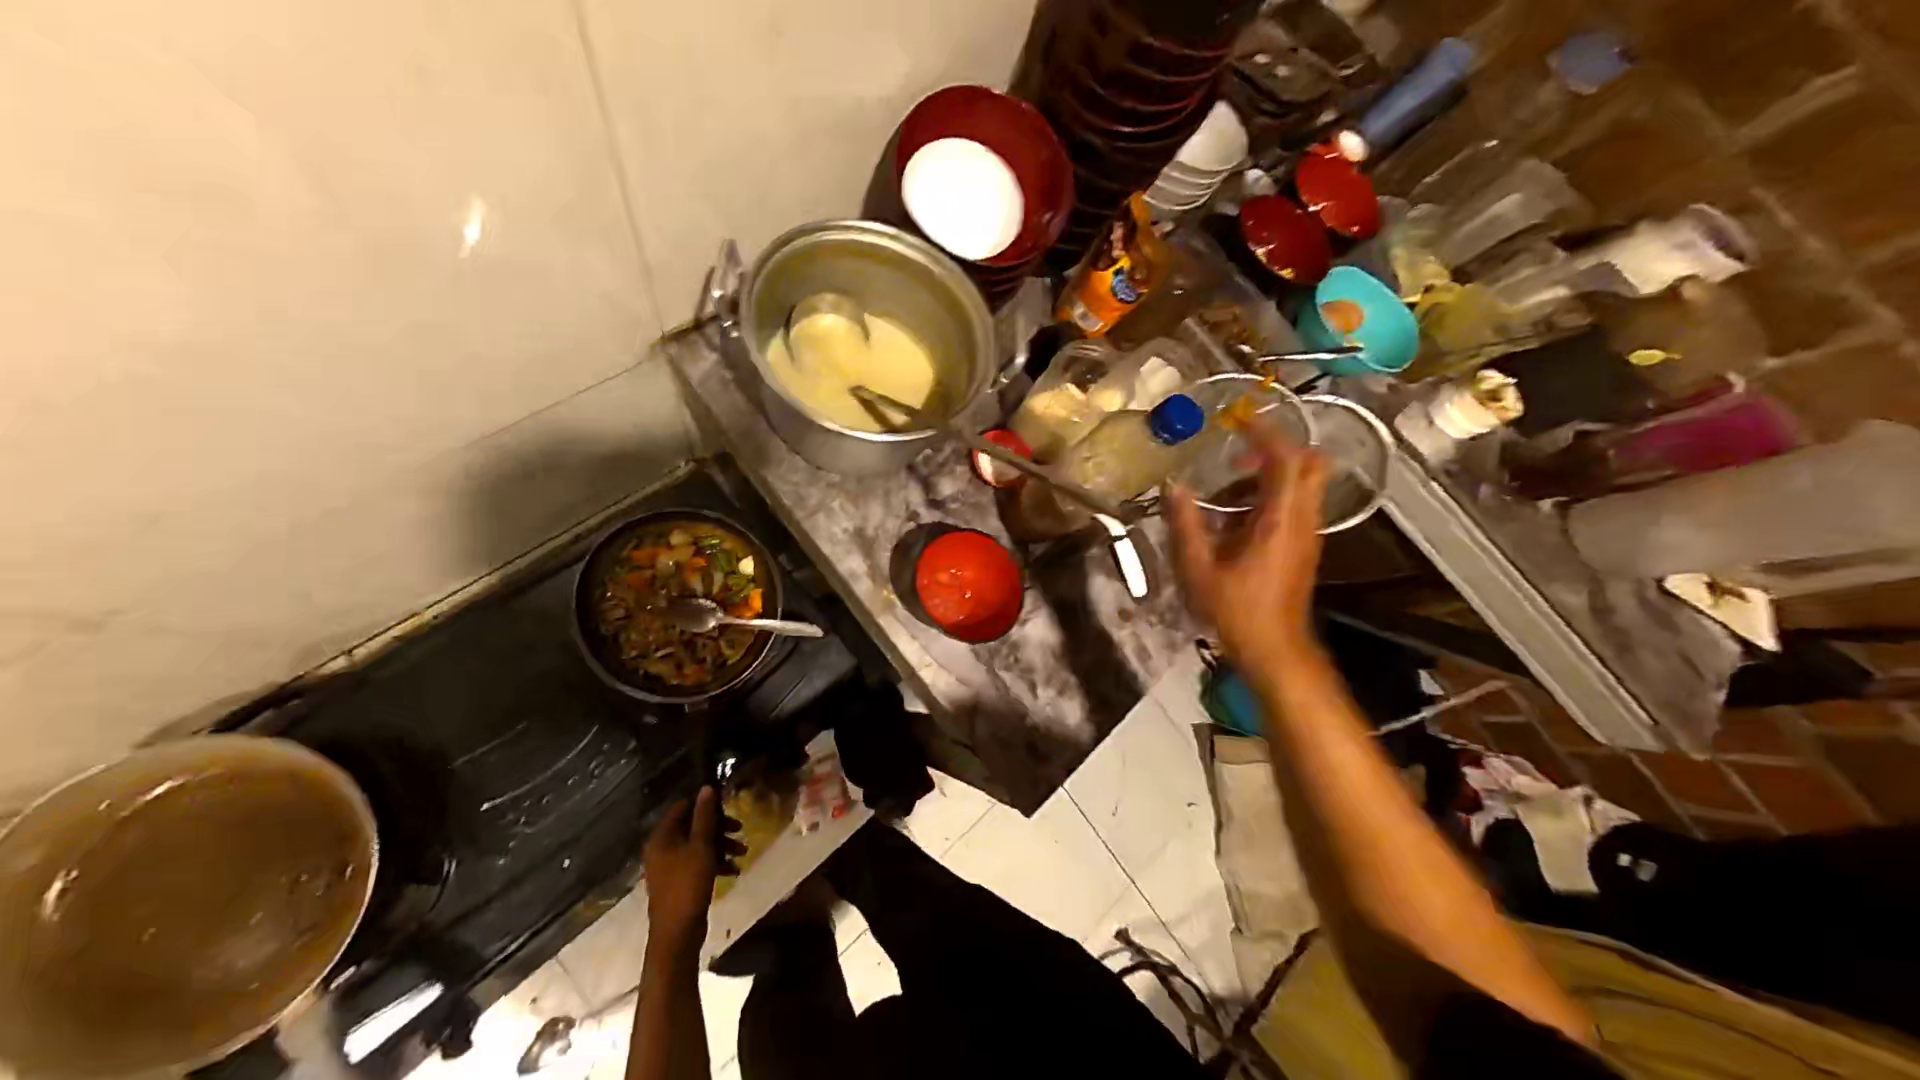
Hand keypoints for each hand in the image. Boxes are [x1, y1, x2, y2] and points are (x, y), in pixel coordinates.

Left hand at [642, 786, 741, 946]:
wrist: (677, 933)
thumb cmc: (688, 885)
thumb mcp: (701, 847)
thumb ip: (705, 817)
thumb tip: (706, 788)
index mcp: (662, 837)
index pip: (682, 807)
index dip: (704, 804)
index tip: (727, 807)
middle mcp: (661, 848)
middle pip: (692, 826)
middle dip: (718, 827)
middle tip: (739, 829)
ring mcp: (669, 866)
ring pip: (697, 845)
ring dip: (720, 845)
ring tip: (742, 852)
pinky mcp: (678, 881)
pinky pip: (697, 863)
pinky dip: (714, 862)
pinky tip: (733, 870)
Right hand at [1170, 421, 1327, 666]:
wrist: (1275, 649)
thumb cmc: (1237, 610)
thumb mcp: (1199, 568)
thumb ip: (1185, 523)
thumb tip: (1173, 487)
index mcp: (1281, 519)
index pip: (1287, 459)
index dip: (1266, 434)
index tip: (1240, 420)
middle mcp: (1303, 519)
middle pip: (1310, 464)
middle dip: (1277, 448)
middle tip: (1238, 451)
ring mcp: (1307, 533)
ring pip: (1302, 483)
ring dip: (1269, 473)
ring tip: (1226, 485)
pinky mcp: (1302, 545)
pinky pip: (1294, 504)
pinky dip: (1269, 495)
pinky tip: (1233, 516)